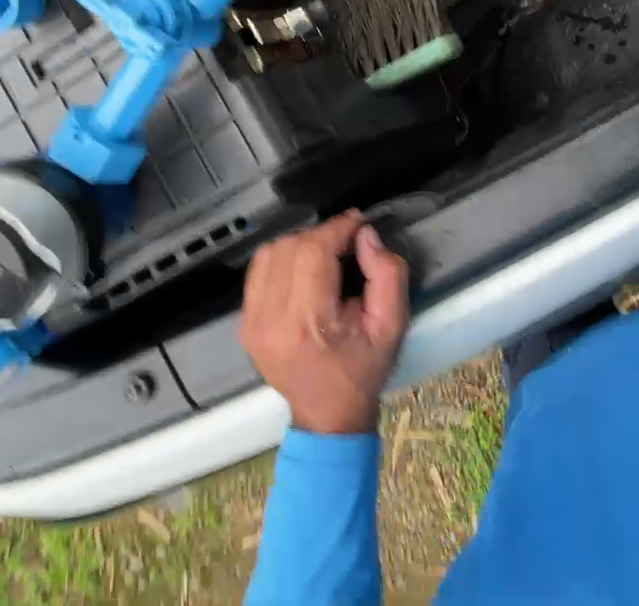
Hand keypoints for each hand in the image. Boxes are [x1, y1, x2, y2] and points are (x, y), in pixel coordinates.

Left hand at [240, 212, 409, 434]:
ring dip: (301, 243)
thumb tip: (366, 236)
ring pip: (270, 253)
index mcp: (309, 323)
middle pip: (290, 246)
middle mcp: (271, 319)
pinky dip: (283, 259)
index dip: (338, 228)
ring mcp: (251, 322)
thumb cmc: (364, 371)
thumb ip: (388, 274)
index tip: (360, 224)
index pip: (314, 251)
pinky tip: (305, 268)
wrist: (328, 415)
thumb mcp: (393, 324)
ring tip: (327, 253)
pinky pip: (259, 271)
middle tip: (348, 241)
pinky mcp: (244, 324)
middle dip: (322, 234)